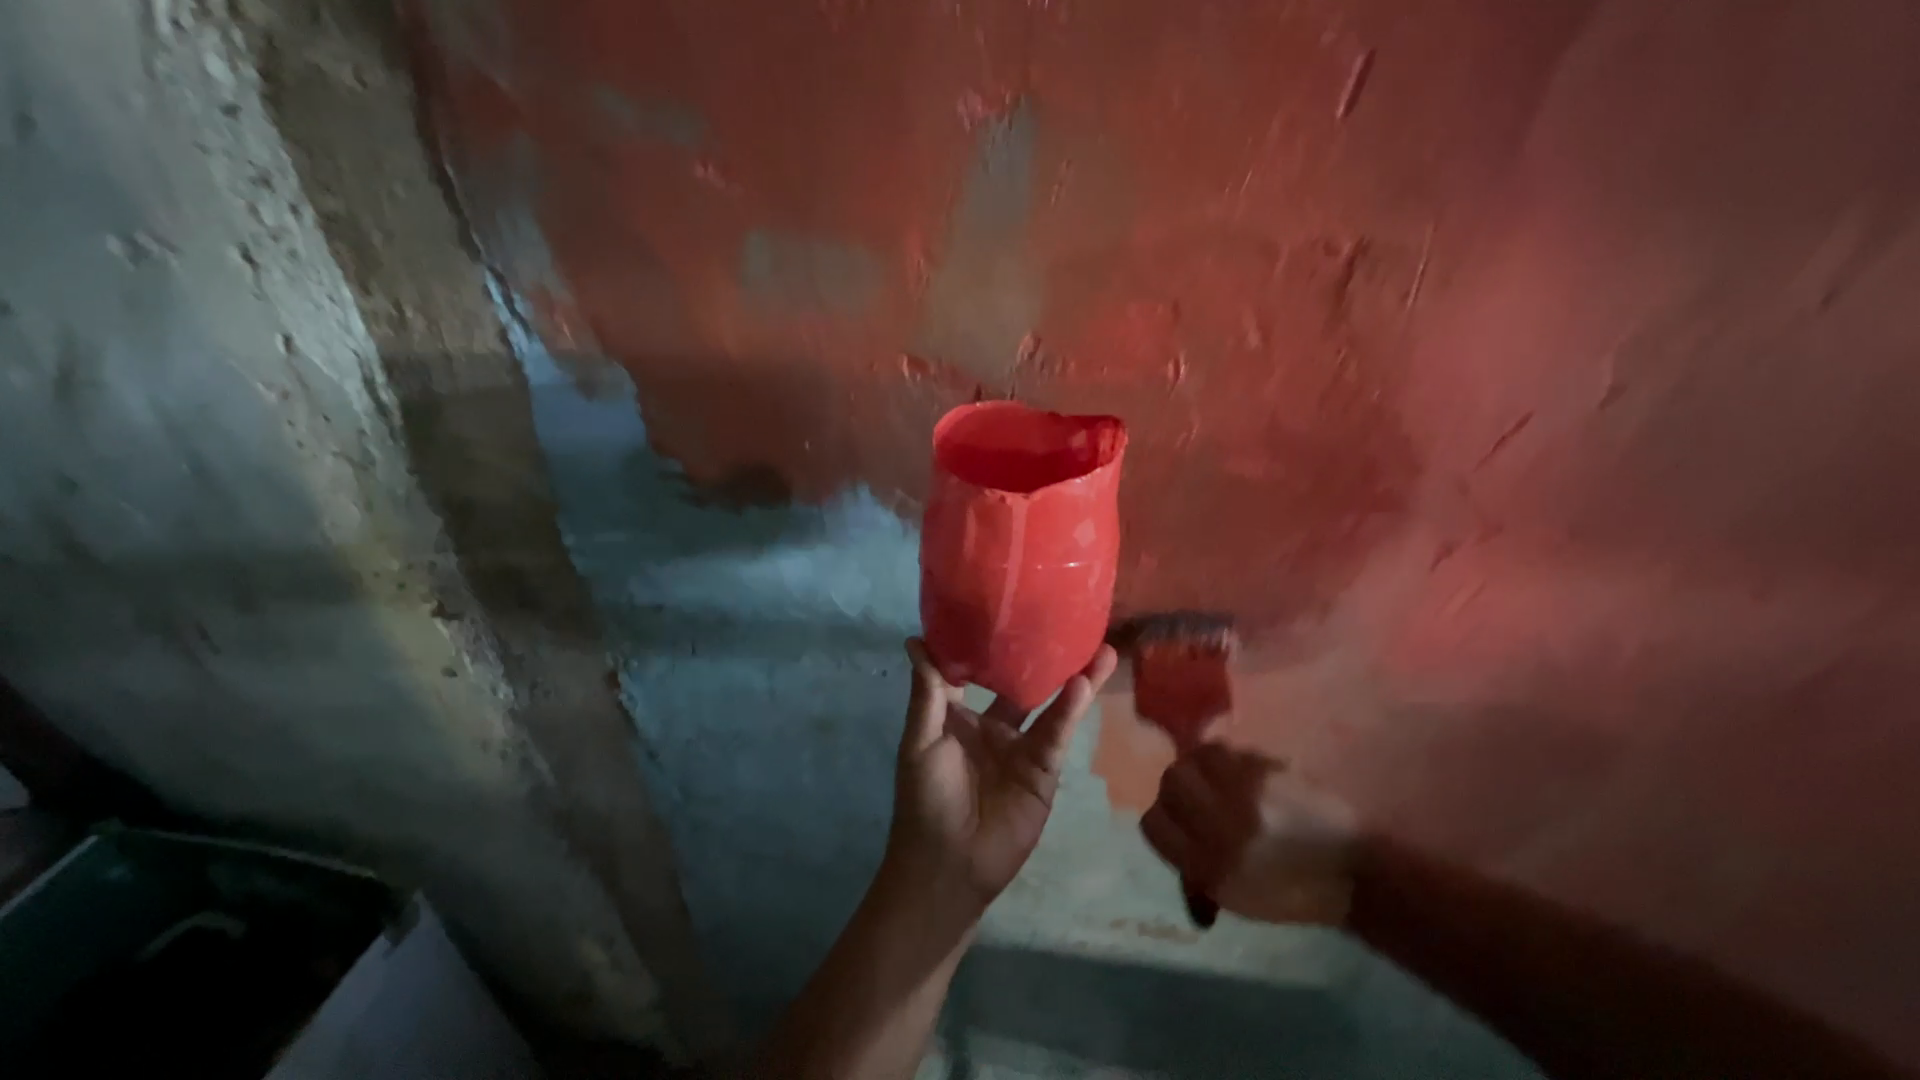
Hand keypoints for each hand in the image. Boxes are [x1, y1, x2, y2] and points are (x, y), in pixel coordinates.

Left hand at [884, 638, 1118, 912]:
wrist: (948, 863)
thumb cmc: (925, 797)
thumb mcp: (920, 739)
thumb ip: (927, 692)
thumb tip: (915, 639)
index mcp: (957, 716)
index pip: (975, 670)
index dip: (988, 642)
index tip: (1004, 605)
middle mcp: (992, 725)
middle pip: (1020, 683)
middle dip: (1040, 656)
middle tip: (1064, 620)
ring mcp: (1021, 747)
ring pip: (1048, 704)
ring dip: (1072, 677)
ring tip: (1100, 646)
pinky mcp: (1044, 769)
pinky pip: (1057, 733)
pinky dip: (1070, 709)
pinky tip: (1085, 682)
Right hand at [1141, 744, 1360, 925]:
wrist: (1353, 875)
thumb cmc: (1293, 893)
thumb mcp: (1233, 895)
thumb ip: (1193, 860)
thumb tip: (1170, 825)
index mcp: (1208, 868)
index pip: (1154, 823)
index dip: (1163, 816)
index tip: (1179, 818)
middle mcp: (1220, 829)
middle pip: (1172, 780)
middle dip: (1180, 783)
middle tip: (1198, 790)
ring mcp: (1246, 797)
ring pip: (1200, 755)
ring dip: (1206, 763)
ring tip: (1223, 776)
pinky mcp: (1271, 773)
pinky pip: (1235, 751)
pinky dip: (1235, 760)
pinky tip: (1251, 775)